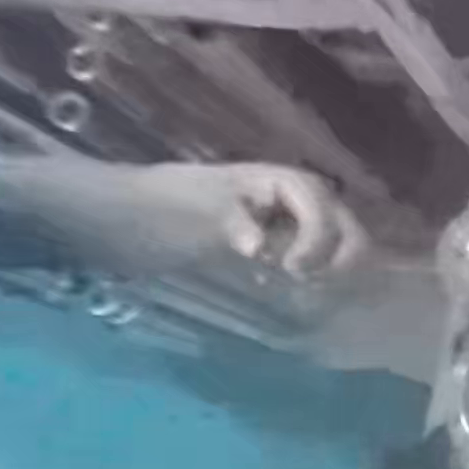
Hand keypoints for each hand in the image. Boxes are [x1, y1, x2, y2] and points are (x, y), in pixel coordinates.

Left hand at [128, 162, 367, 275]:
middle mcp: (299, 199)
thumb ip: (234, 222)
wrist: (122, 219)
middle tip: (308, 281)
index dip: (320, 241)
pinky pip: (326, 257)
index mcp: (282, 182)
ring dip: (333, 267)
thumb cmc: (160, 208)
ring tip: (304, 284)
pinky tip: (298, 285)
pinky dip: (322, 273)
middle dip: (339, 257)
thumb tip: (259, 248)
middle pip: (346, 227)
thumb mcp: (196, 211)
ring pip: (342, 244)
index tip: (293, 270)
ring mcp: (297, 222)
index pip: (325, 210)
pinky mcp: (290, 244)